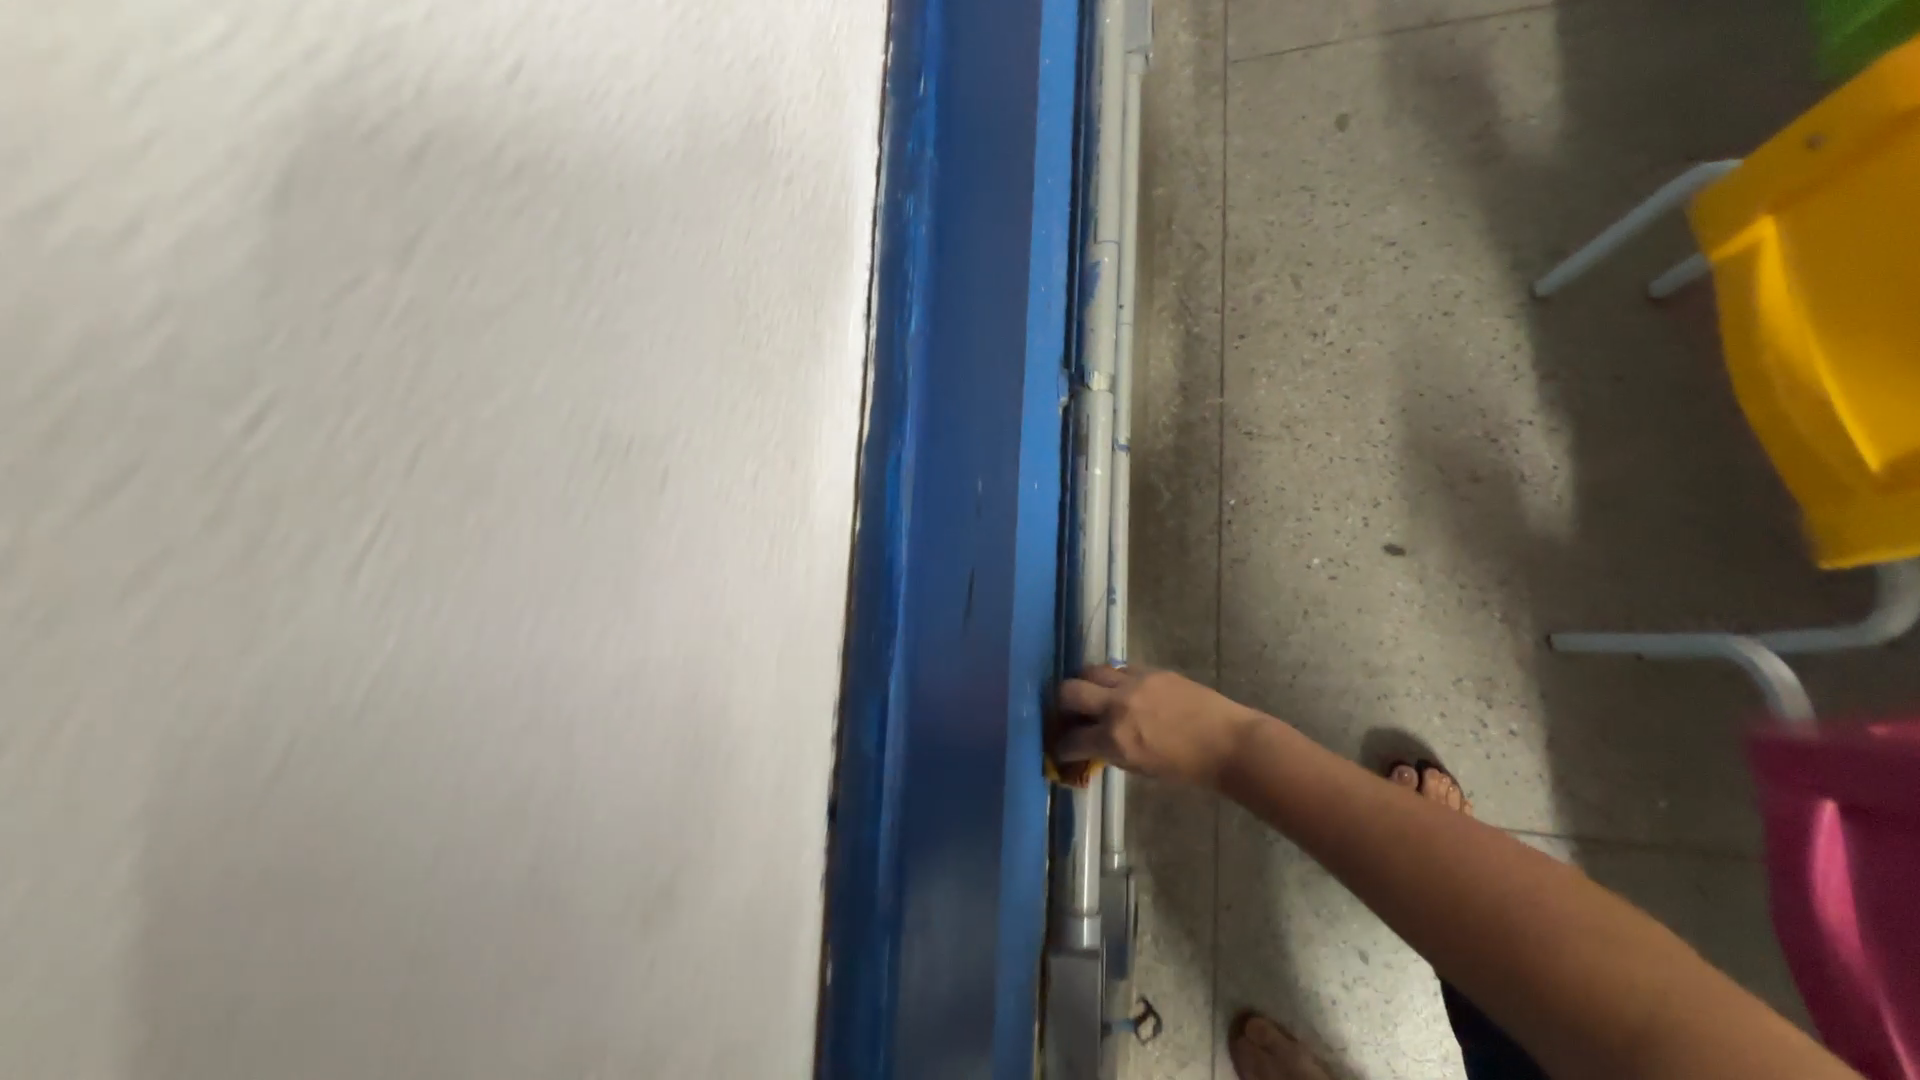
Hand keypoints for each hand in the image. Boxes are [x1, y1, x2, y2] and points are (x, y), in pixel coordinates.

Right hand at [1053, 665, 1261, 786]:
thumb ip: (1112, 753)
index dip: (1061, 746)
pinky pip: (1119, 669)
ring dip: (1085, 684)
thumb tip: (1094, 746)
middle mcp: (1116, 706)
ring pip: (1090, 671)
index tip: (1061, 747)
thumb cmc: (1187, 768)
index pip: (1071, 739)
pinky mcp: (1150, 670)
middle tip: (1068, 713)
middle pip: (1068, 691)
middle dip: (1061, 704)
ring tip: (1091, 696)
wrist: (1228, 743)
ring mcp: (1133, 683)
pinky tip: (1122, 691)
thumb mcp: (1141, 768)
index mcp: (1115, 740)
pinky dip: (1113, 680)